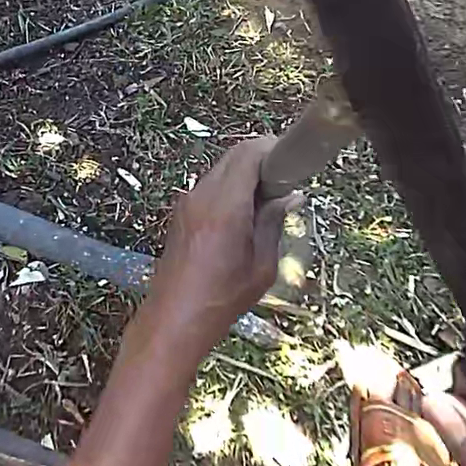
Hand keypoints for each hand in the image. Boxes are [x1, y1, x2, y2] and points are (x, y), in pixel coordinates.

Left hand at [145, 137, 295, 343]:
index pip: (247, 155)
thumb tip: (291, 196)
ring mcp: (187, 201)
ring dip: (244, 173)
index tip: (291, 159)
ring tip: (267, 199)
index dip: (271, 149)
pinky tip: (244, 212)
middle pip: (233, 156)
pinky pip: (209, 186)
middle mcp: (202, 195)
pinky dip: (229, 187)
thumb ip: (273, 223)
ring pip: (221, 170)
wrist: (174, 316)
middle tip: (284, 179)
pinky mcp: (181, 211)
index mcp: (225, 206)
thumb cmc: (223, 297)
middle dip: (260, 159)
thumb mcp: (261, 265)